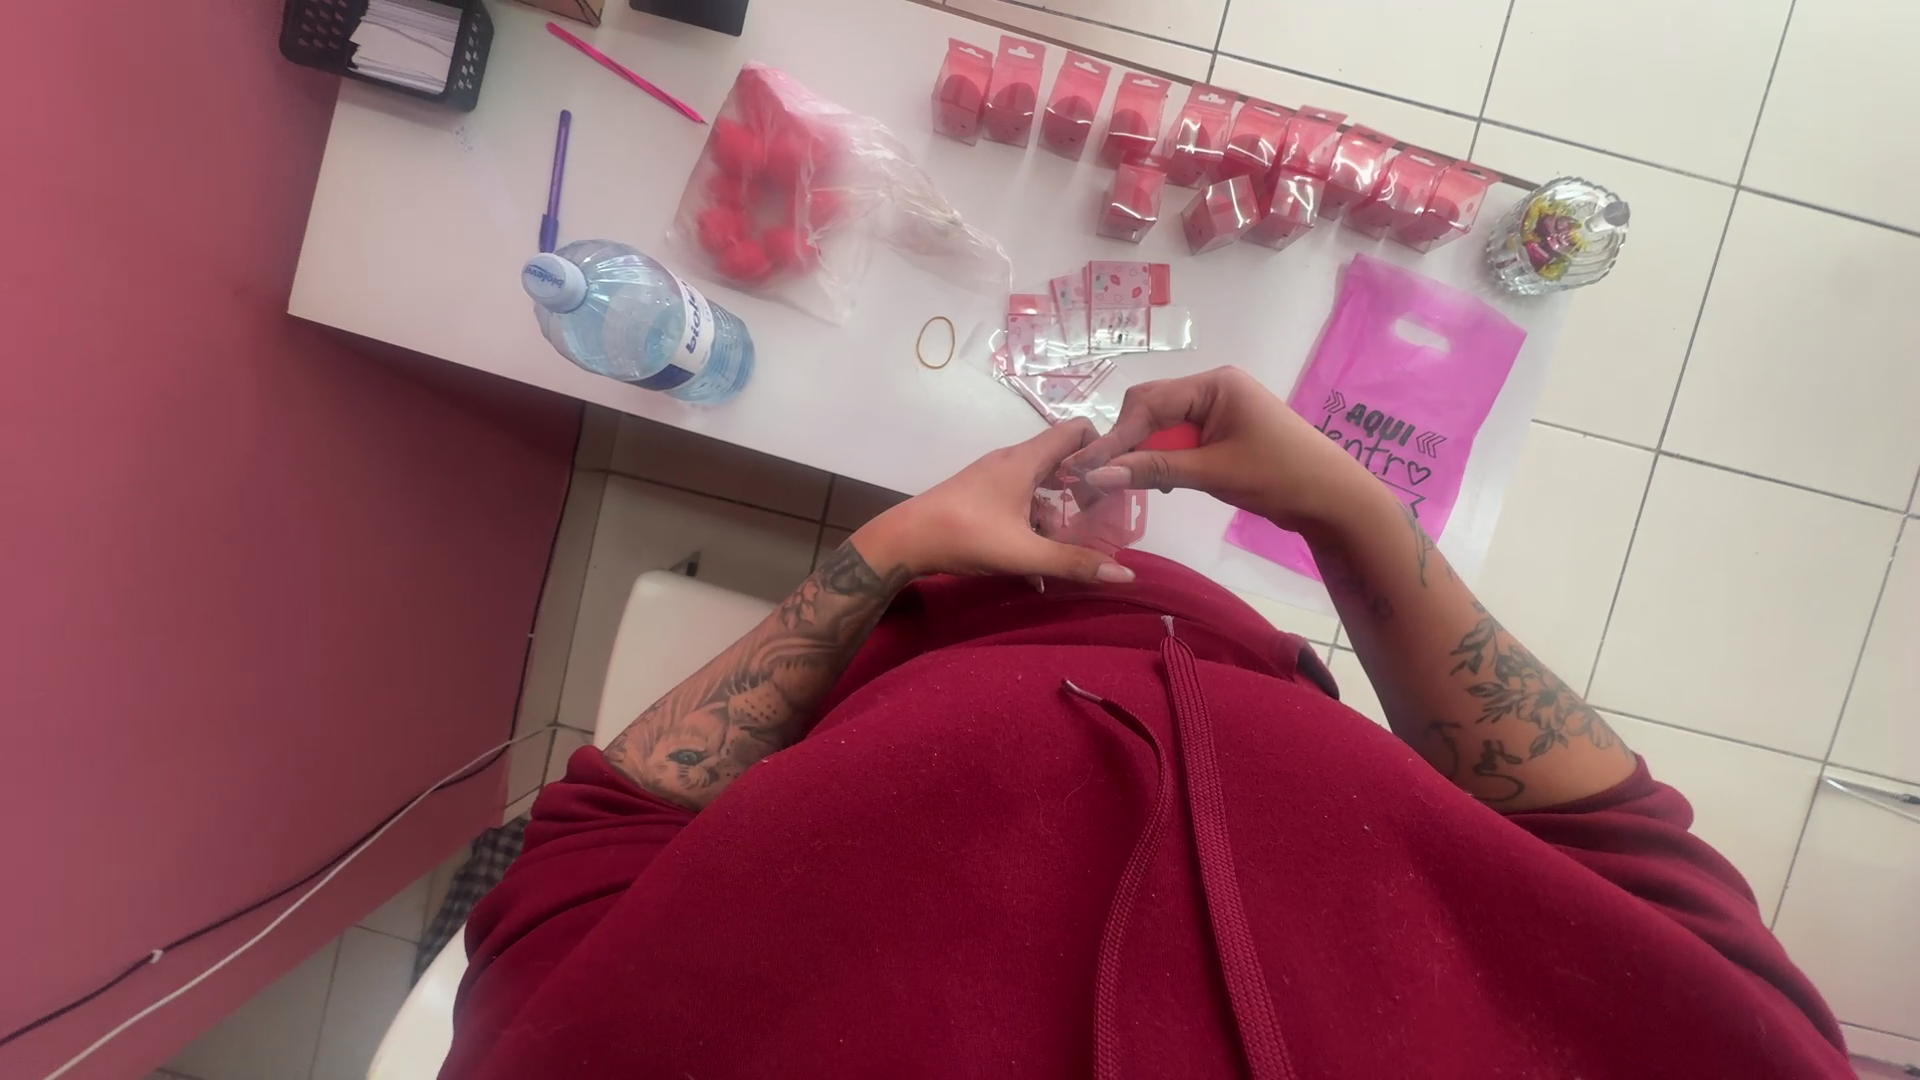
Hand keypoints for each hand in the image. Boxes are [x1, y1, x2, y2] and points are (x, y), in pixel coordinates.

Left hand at [852, 419, 1136, 583]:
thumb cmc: (966, 536)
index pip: (1075, 430)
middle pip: (1061, 462)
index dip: (1102, 448)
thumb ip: (1074, 563)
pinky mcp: (981, 499)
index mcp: (1025, 460)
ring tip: (1072, 549)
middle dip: (1084, 489)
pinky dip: (1032, 529)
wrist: (904, 541)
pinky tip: (1036, 569)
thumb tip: (1125, 573)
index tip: (1116, 481)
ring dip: (1057, 517)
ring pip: (1039, 489)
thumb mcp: (1024, 553)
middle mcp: (1011, 462)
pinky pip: (1019, 506)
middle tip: (1102, 518)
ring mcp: (993, 480)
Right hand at [1063, 366, 1377, 535]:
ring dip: (1143, 452)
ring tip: (1127, 482)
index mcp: (1214, 384)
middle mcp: (1211, 388)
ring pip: (1159, 425)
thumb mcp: (1212, 473)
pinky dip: (1162, 458)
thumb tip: (1097, 475)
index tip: (1084, 467)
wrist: (1334, 500)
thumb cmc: (1280, 477)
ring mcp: (1216, 409)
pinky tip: (1160, 482)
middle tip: (1103, 476)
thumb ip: (1153, 469)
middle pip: (1148, 407)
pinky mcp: (1219, 431)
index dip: (1115, 437)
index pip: (1147, 403)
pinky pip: (1176, 438)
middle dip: (1125, 441)